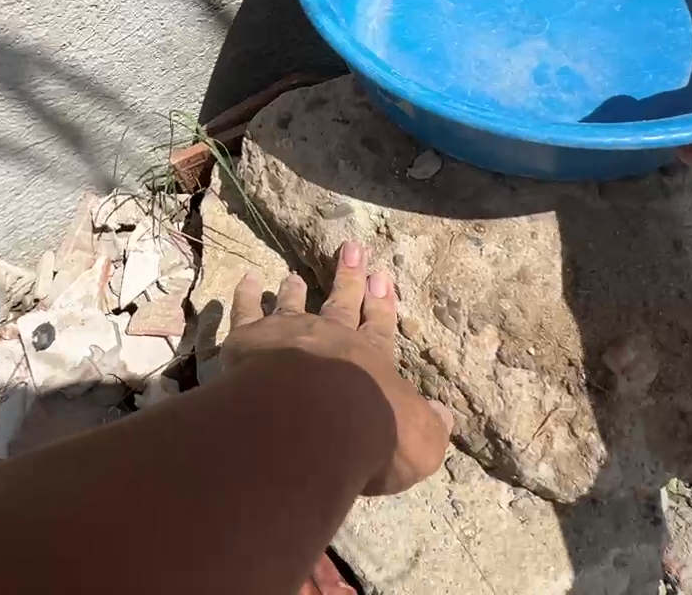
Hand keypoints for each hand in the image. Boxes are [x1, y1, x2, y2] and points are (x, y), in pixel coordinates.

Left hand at [222, 239, 449, 495]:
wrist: (308, 424)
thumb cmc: (369, 438)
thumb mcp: (419, 442)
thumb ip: (429, 426)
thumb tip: (446, 415)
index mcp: (369, 360)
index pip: (380, 328)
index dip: (382, 305)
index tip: (382, 277)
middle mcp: (329, 338)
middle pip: (341, 303)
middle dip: (348, 277)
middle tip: (351, 248)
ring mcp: (288, 333)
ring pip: (291, 304)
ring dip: (292, 289)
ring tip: (291, 275)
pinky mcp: (250, 338)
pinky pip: (247, 310)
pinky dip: (246, 294)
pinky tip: (246, 279)